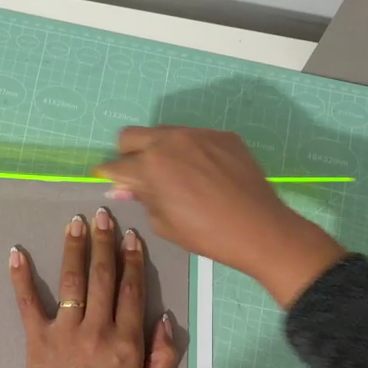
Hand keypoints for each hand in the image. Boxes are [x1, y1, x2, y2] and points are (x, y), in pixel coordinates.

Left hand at [11, 208, 182, 367]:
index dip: (133, 259)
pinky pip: (28, 303)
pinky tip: (17, 252)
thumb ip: (164, 356)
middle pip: (103, 276)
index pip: (131, 290)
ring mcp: (64, 332)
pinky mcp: (36, 339)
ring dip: (74, 248)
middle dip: (104, 242)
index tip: (132, 235)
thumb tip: (166, 317)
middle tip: (103, 214)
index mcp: (126, 343)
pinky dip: (20, 277)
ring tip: (75, 222)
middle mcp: (96, 330)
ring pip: (72, 281)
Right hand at [95, 126, 346, 307]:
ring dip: (160, 150)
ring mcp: (197, 134)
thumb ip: (141, 198)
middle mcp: (169, 141)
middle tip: (140, 174)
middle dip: (127, 154)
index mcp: (149, 166)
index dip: (109, 176)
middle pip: (130, 136)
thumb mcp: (163, 223)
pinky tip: (206, 173)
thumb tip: (124, 187)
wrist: (259, 228)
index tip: (111, 182)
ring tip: (177, 174)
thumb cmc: (205, 233)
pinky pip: (195, 137)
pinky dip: (191, 151)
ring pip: (163, 133)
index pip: (114, 165)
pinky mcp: (221, 135)